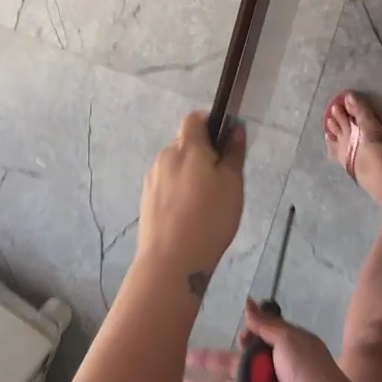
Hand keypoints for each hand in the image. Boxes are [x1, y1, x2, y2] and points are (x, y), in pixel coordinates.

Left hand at [135, 112, 245, 290]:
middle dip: (202, 154)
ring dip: (190, 175)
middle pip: (184, 144)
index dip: (209, 122)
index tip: (224, 140)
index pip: (194, 119)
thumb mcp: (232, 185)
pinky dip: (178, 192)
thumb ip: (233, 154)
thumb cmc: (209, 219)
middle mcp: (165, 157)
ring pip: (175, 167)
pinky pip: (167, 186)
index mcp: (187, 148)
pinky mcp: (146, 201)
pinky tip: (189, 216)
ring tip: (206, 204)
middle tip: (221, 180)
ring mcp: (152, 180)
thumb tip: (235, 128)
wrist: (171, 262)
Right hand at [181, 301, 360, 381]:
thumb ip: (265, 325)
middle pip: (236, 365)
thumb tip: (247, 301)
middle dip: (213, 361)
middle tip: (188, 356)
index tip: (239, 337)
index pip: (256, 343)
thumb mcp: (290, 340)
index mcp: (283, 350)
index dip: (245, 339)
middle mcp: (271, 373)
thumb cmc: (309, 372)